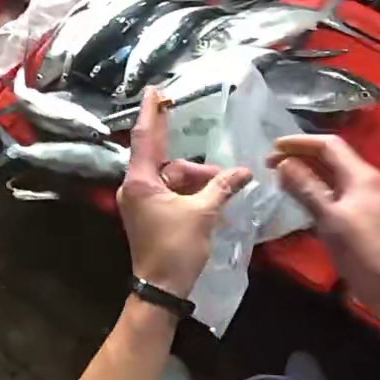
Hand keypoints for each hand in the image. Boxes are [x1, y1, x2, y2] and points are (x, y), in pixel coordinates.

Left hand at [117, 89, 252, 295]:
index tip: (154, 90)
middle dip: (183, 150)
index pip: (145, 137)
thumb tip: (244, 172)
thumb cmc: (176, 248)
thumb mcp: (203, 214)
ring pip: (171, 177)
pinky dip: (188, 191)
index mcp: (141, 181)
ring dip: (195, 179)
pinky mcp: (147, 213)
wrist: (160, 289)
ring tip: (223, 187)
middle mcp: (135, 186)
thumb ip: (222, 188)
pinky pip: (169, 191)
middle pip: (163, 158)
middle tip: (196, 135)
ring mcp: (140, 200)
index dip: (151, 112)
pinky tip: (211, 196)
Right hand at [268, 135, 379, 305]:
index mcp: (360, 175)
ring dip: (306, 170)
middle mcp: (364, 179)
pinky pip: (334, 189)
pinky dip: (314, 186)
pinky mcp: (360, 211)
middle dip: (300, 155)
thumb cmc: (360, 250)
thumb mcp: (329, 217)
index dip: (299, 142)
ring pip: (331, 173)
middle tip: (271, 163)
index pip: (328, 145)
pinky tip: (297, 194)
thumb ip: (306, 188)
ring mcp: (363, 195)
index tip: (273, 148)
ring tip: (280, 175)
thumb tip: (284, 163)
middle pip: (330, 156)